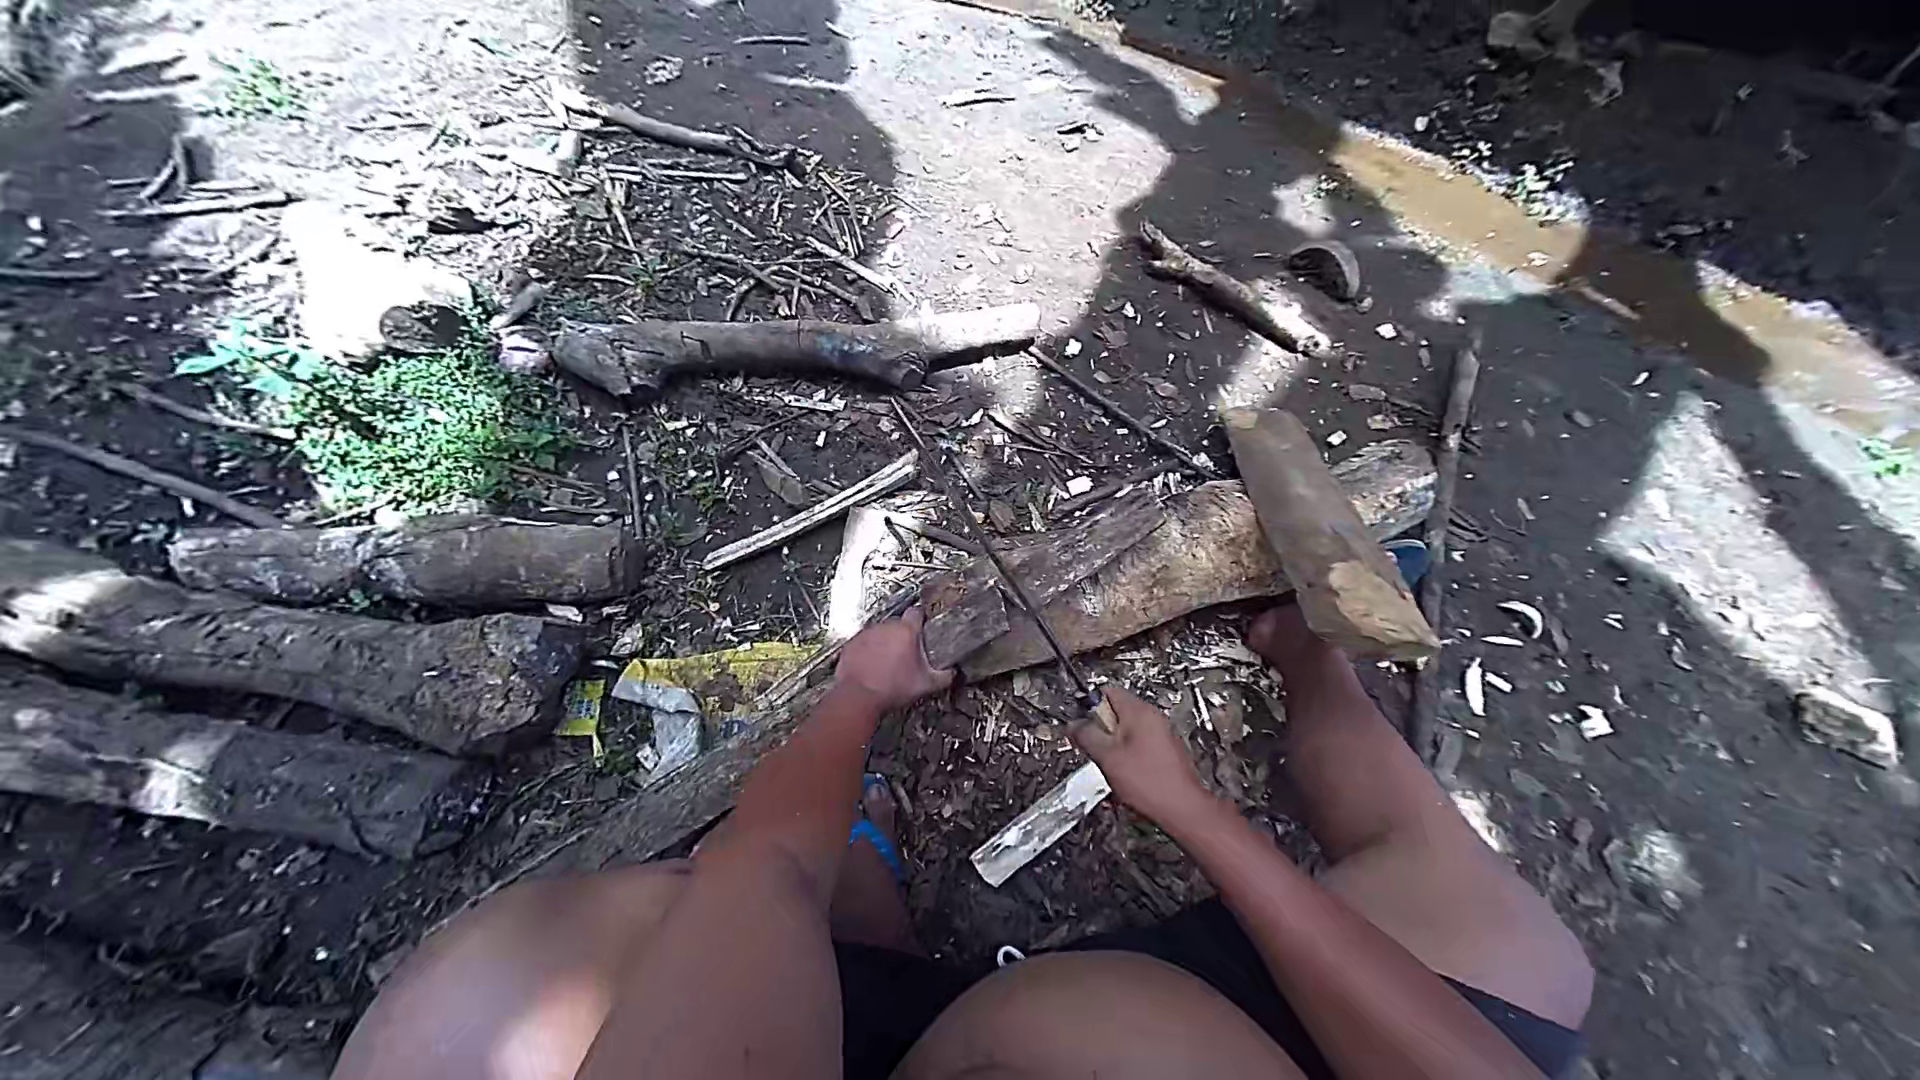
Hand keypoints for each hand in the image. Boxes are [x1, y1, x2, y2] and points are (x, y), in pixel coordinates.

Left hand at [834, 607, 953, 711]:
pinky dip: (867, 652)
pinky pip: (863, 644)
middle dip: (902, 637)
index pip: (917, 613)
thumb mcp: (926, 685)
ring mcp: (866, 634)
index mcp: (906, 631)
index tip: (922, 627)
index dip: (921, 619)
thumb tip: (951, 673)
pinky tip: (871, 668)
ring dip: (884, 644)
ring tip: (887, 665)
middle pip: (898, 625)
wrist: (859, 698)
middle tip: (906, 656)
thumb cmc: (891, 689)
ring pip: (879, 634)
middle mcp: (885, 627)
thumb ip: (943, 676)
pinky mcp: (852, 644)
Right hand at [1070, 687, 1212, 825]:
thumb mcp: (1107, 757)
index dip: (1090, 705)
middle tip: (1096, 749)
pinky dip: (1128, 755)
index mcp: (1139, 711)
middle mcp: (1153, 717)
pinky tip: (1127, 775)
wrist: (1183, 810)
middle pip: (1117, 711)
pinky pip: (1139, 744)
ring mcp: (1162, 734)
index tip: (1082, 723)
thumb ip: (1086, 736)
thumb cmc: (1149, 782)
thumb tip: (1073, 724)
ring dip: (1114, 745)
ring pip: (1127, 730)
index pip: (1108, 691)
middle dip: (1102, 729)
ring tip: (1111, 766)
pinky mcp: (1166, 752)